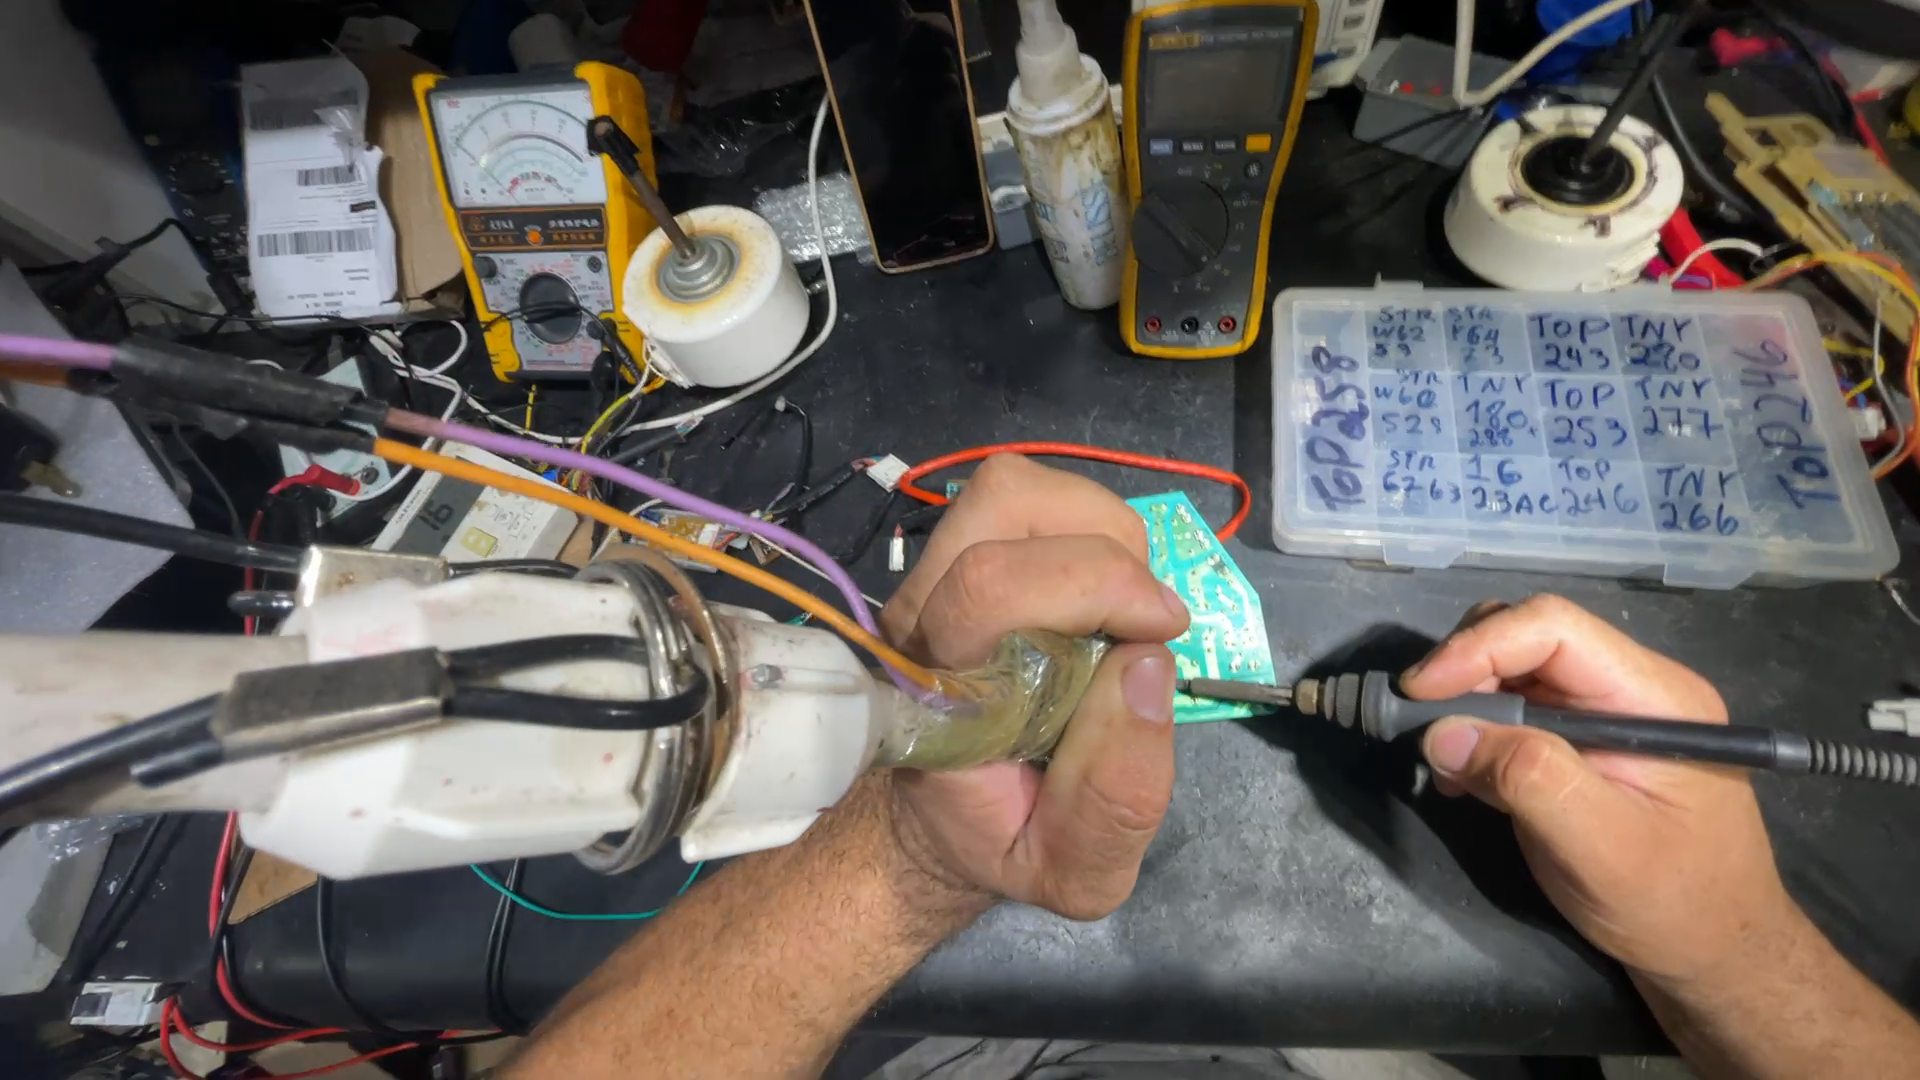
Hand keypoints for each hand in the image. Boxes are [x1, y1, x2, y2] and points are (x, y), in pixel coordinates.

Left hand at [877, 454, 1189, 919]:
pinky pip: (1025, 500)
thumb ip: (1115, 798)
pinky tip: (1098, 588)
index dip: (1094, 586)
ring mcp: (933, 576)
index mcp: (935, 691)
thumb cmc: (1000, 837)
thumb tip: (1148, 665)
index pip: (985, 588)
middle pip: (1003, 506)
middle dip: (1105, 555)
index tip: (1160, 633)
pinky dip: (1086, 525)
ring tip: (1121, 603)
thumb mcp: (1076, 871)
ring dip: (1098, 531)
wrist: (941, 813)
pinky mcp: (958, 557)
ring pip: (1015, 490)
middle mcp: (920, 613)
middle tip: (1145, 620)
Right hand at [1402, 595, 1796, 989]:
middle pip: (1519, 634)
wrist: (1709, 951)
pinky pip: (1496, 702)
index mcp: (1652, 696)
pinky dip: (1462, 728)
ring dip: (1456, 701)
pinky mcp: (1563, 733)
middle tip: (1425, 722)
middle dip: (1460, 670)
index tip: (1419, 692)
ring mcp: (1592, 708)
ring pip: (1499, 664)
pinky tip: (1461, 774)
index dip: (1477, 647)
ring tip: (1446, 759)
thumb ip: (1528, 779)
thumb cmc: (1673, 902)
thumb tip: (1440, 733)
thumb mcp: (1603, 848)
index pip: (1551, 627)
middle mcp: (1621, 686)